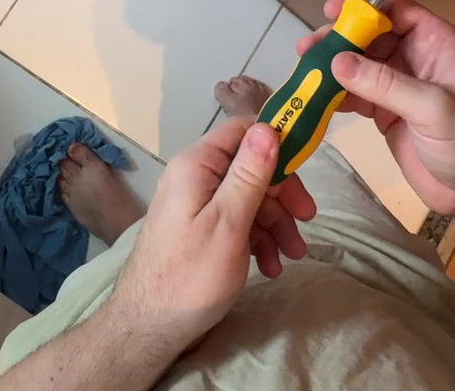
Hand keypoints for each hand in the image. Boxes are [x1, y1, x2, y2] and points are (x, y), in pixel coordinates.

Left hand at [104, 118, 316, 352]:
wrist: (148, 328)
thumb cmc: (191, 274)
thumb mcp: (228, 222)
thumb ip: (250, 173)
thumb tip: (269, 126)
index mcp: (198, 163)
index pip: (243, 130)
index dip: (276, 142)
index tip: (305, 168)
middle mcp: (195, 174)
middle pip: (250, 166)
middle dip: (281, 195)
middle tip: (307, 222)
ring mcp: (196, 202)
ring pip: (247, 197)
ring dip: (274, 223)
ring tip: (292, 256)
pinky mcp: (199, 227)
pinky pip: (236, 219)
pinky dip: (257, 238)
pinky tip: (270, 266)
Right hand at [302, 0, 454, 218]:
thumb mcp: (434, 108)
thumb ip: (385, 84)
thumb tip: (337, 61)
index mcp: (434, 42)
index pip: (394, 9)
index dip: (363, 6)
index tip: (330, 10)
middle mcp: (414, 56)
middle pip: (369, 34)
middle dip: (339, 37)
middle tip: (308, 47)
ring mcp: (398, 85)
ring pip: (358, 63)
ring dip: (331, 64)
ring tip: (304, 68)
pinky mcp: (386, 111)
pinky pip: (355, 92)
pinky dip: (334, 92)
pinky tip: (315, 95)